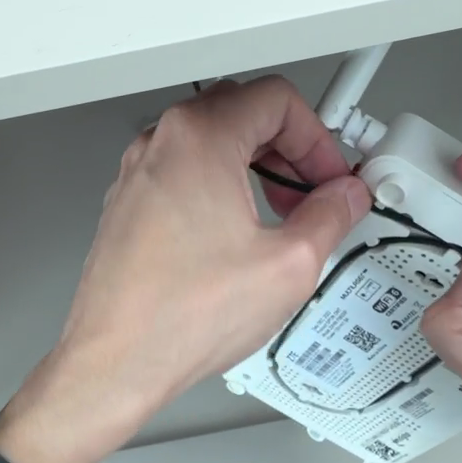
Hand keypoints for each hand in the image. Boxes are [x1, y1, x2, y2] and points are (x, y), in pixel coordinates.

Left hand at [0, 76, 371, 462]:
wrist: (117, 364)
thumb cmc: (178, 319)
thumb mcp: (288, 266)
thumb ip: (331, 218)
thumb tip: (344, 198)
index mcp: (199, 140)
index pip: (276, 98)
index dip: (318, 138)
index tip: (329, 176)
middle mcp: (159, 148)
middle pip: (240, 115)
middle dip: (287, 153)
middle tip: (310, 195)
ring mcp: (136, 180)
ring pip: (208, 151)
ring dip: (251, 176)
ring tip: (275, 224)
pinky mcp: (126, 213)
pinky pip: (181, 184)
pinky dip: (215, 198)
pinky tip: (233, 245)